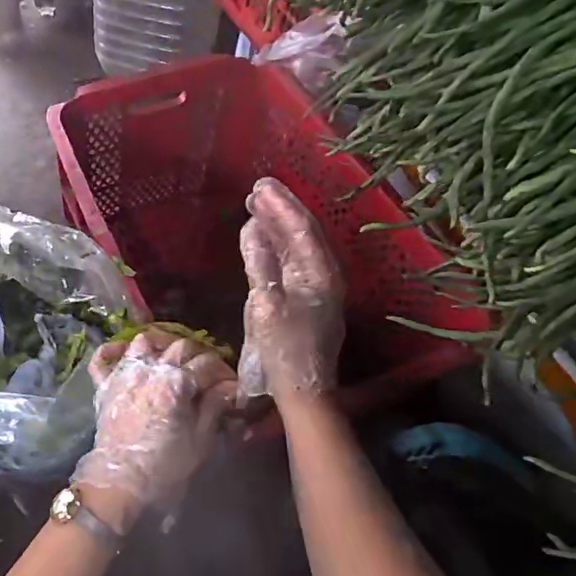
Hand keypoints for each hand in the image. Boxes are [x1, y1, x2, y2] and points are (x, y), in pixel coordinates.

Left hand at [72, 331, 236, 526]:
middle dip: (198, 355)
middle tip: (206, 371)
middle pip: (180, 346)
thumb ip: (214, 407)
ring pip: (142, 341)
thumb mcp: (201, 440)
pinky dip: (112, 350)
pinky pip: (102, 358)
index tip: (230, 383)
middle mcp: (149, 369)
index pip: (207, 363)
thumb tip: (228, 386)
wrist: (121, 485)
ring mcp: (123, 374)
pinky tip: (124, 351)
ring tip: (170, 356)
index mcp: (177, 382)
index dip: (223, 371)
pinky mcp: (104, 386)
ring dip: (161, 344)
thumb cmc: (166, 468)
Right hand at [239, 177, 344, 399]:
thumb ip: (260, 263)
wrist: (302, 390)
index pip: (300, 228)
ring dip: (276, 226)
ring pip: (296, 247)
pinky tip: (261, 239)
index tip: (260, 185)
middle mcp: (323, 275)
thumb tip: (252, 227)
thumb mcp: (266, 305)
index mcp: (320, 273)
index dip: (280, 205)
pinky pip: (291, 262)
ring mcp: (316, 287)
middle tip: (257, 188)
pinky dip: (275, 247)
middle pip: (302, 232)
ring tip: (256, 206)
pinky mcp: (306, 299)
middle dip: (280, 209)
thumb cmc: (285, 349)